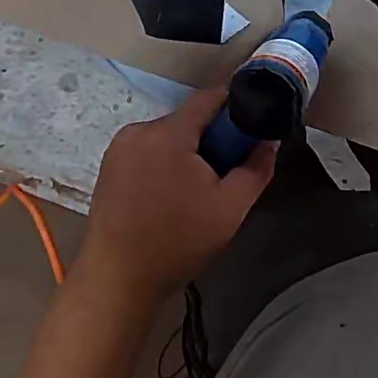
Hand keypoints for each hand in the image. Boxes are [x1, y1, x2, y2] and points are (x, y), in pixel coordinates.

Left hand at [80, 88, 276, 295]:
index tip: (251, 129)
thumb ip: (255, 170)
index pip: (209, 98)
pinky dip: (163, 162)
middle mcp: (139, 131)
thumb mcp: (230, 209)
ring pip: (166, 136)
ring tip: (196, 190)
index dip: (235, 106)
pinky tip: (169, 196)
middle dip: (211, 138)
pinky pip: (147, 151)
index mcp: (168, 133)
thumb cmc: (177, 242)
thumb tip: (268, 142)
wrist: (117, 280)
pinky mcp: (108, 167)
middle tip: (225, 172)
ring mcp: (119, 148)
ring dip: (186, 152)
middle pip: (187, 120)